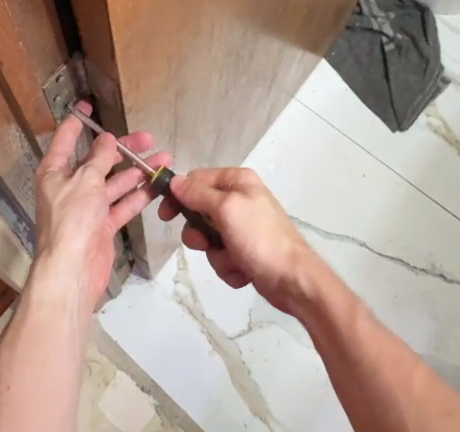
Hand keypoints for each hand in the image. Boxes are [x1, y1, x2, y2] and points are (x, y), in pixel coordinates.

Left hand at [30, 103, 170, 310]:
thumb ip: (99, 159)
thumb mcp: (85, 181)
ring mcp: (86, 207)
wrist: (72, 271)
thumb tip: (107, 139)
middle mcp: (69, 186)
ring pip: (114, 182)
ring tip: (163, 159)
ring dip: (137, 172)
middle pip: (98, 160)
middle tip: (148, 138)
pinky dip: (138, 195)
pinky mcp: (101, 226)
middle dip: (123, 149)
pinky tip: (157, 186)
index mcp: (55, 172)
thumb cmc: (71, 219)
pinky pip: (121, 204)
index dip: (77, 122)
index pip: (66, 139)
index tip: (90, 106)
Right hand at [162, 167, 324, 314]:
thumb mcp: (226, 209)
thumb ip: (198, 194)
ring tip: (234, 259)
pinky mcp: (245, 251)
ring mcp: (243, 227)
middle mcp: (239, 199)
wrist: (293, 280)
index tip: (165, 215)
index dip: (179, 196)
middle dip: (201, 233)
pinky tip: (244, 270)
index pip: (196, 180)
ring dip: (217, 254)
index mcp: (237, 180)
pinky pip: (222, 256)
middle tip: (206, 243)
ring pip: (209, 238)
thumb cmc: (260, 238)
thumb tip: (175, 181)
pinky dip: (228, 266)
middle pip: (199, 211)